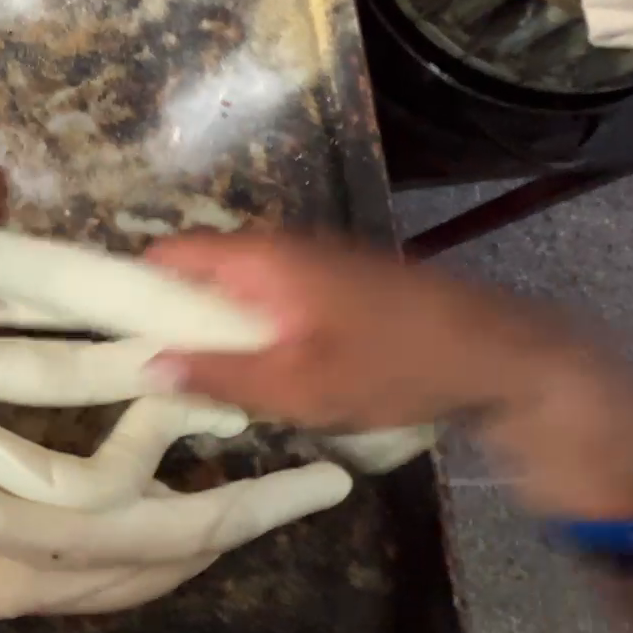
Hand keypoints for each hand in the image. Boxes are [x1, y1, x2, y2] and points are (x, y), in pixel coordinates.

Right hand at [140, 232, 570, 428]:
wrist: (508, 356)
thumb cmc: (394, 366)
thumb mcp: (296, 387)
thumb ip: (216, 375)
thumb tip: (146, 366)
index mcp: (258, 261)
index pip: (169, 253)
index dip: (137, 284)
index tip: (123, 329)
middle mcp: (278, 245)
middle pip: (199, 268)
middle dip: (178, 312)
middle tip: (175, 365)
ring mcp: (310, 256)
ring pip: (235, 281)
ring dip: (219, 320)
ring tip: (222, 371)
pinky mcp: (335, 274)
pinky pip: (270, 289)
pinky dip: (255, 319)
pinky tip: (275, 361)